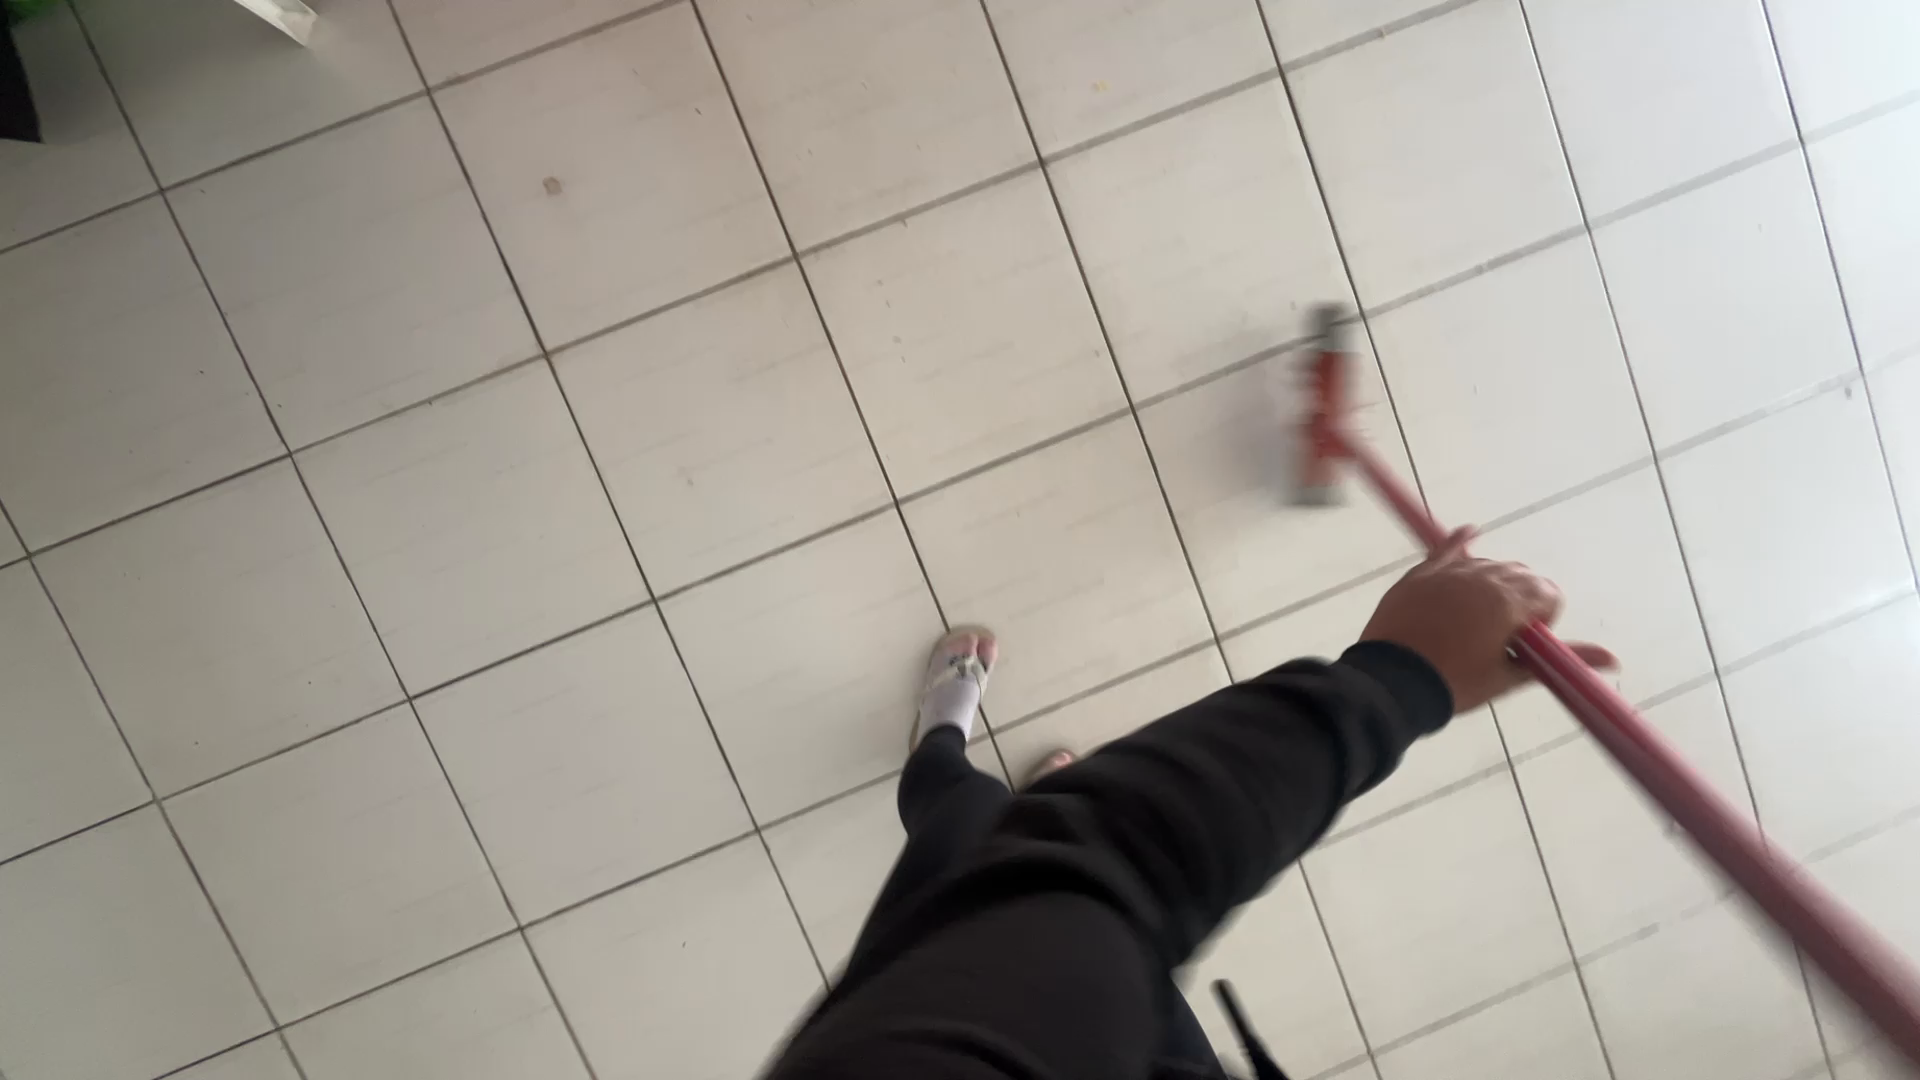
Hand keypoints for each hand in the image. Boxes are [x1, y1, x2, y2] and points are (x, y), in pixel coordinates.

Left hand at [1360, 526, 1618, 712]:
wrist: (1392, 680)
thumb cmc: (1454, 682)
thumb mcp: (1509, 674)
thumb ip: (1561, 658)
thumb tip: (1614, 660)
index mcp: (1509, 600)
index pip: (1548, 593)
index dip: (1541, 619)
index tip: (1522, 642)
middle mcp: (1481, 578)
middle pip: (1518, 576)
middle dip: (1520, 599)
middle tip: (1500, 633)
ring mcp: (1447, 574)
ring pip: (1486, 566)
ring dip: (1492, 583)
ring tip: (1478, 614)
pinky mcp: (1419, 576)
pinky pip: (1444, 549)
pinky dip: (1459, 541)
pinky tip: (1468, 532)